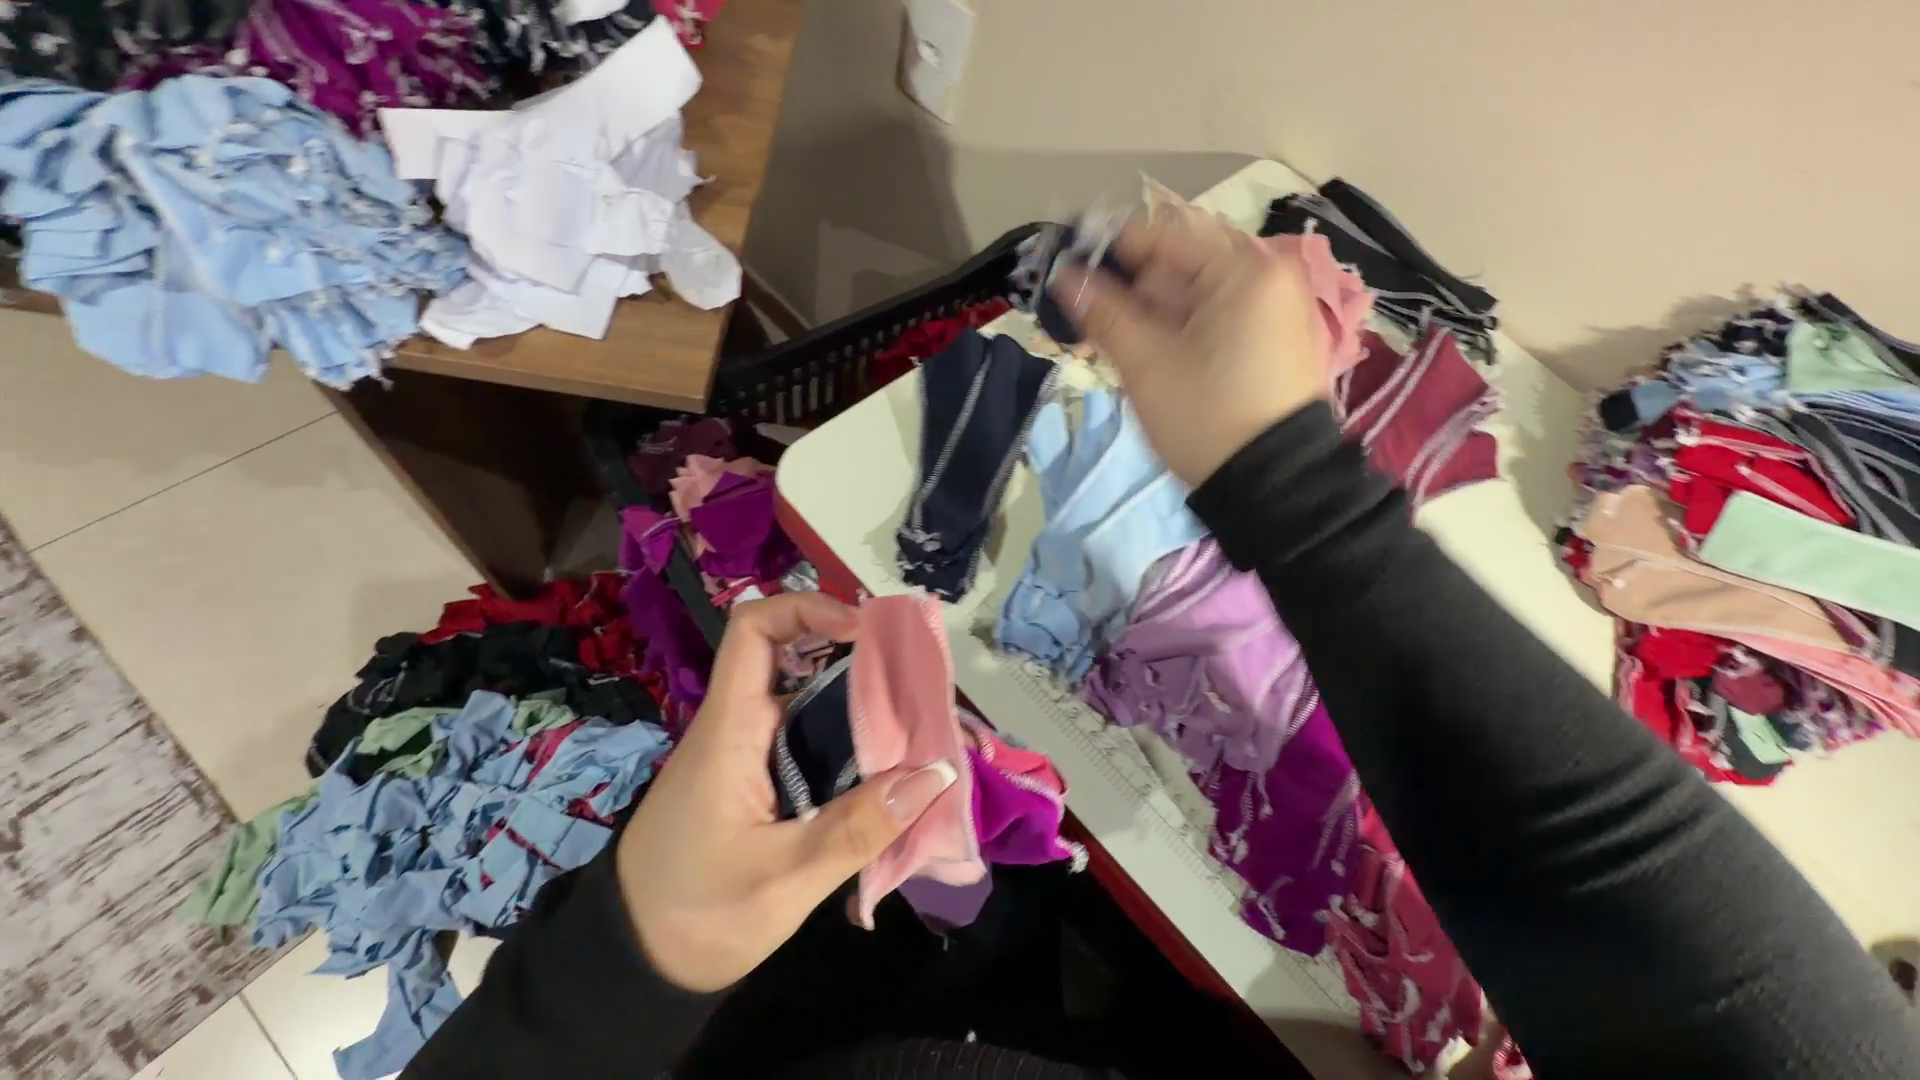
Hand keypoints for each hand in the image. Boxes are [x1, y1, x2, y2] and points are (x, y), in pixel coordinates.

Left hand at [614, 592, 957, 992]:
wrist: (633, 962)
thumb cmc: (695, 914)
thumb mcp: (783, 879)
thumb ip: (858, 828)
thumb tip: (935, 775)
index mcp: (730, 731)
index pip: (753, 630)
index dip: (806, 608)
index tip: (863, 628)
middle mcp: (739, 728)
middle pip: (797, 662)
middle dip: (858, 662)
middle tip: (919, 683)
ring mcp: (748, 755)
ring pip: (809, 706)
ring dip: (861, 707)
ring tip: (920, 724)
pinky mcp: (757, 782)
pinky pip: (809, 744)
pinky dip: (850, 745)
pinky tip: (890, 770)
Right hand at [1051, 213, 1326, 486]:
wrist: (1271, 483)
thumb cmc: (1206, 417)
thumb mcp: (1146, 364)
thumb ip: (1103, 312)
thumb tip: (1064, 276)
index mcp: (1244, 271)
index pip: (1165, 238)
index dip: (1112, 250)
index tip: (1070, 266)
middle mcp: (1269, 276)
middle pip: (1184, 265)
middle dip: (1134, 289)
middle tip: (1091, 315)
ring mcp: (1278, 309)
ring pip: (1199, 294)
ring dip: (1154, 311)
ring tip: (1117, 339)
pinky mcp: (1275, 339)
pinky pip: (1219, 315)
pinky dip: (1183, 326)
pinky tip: (1154, 351)